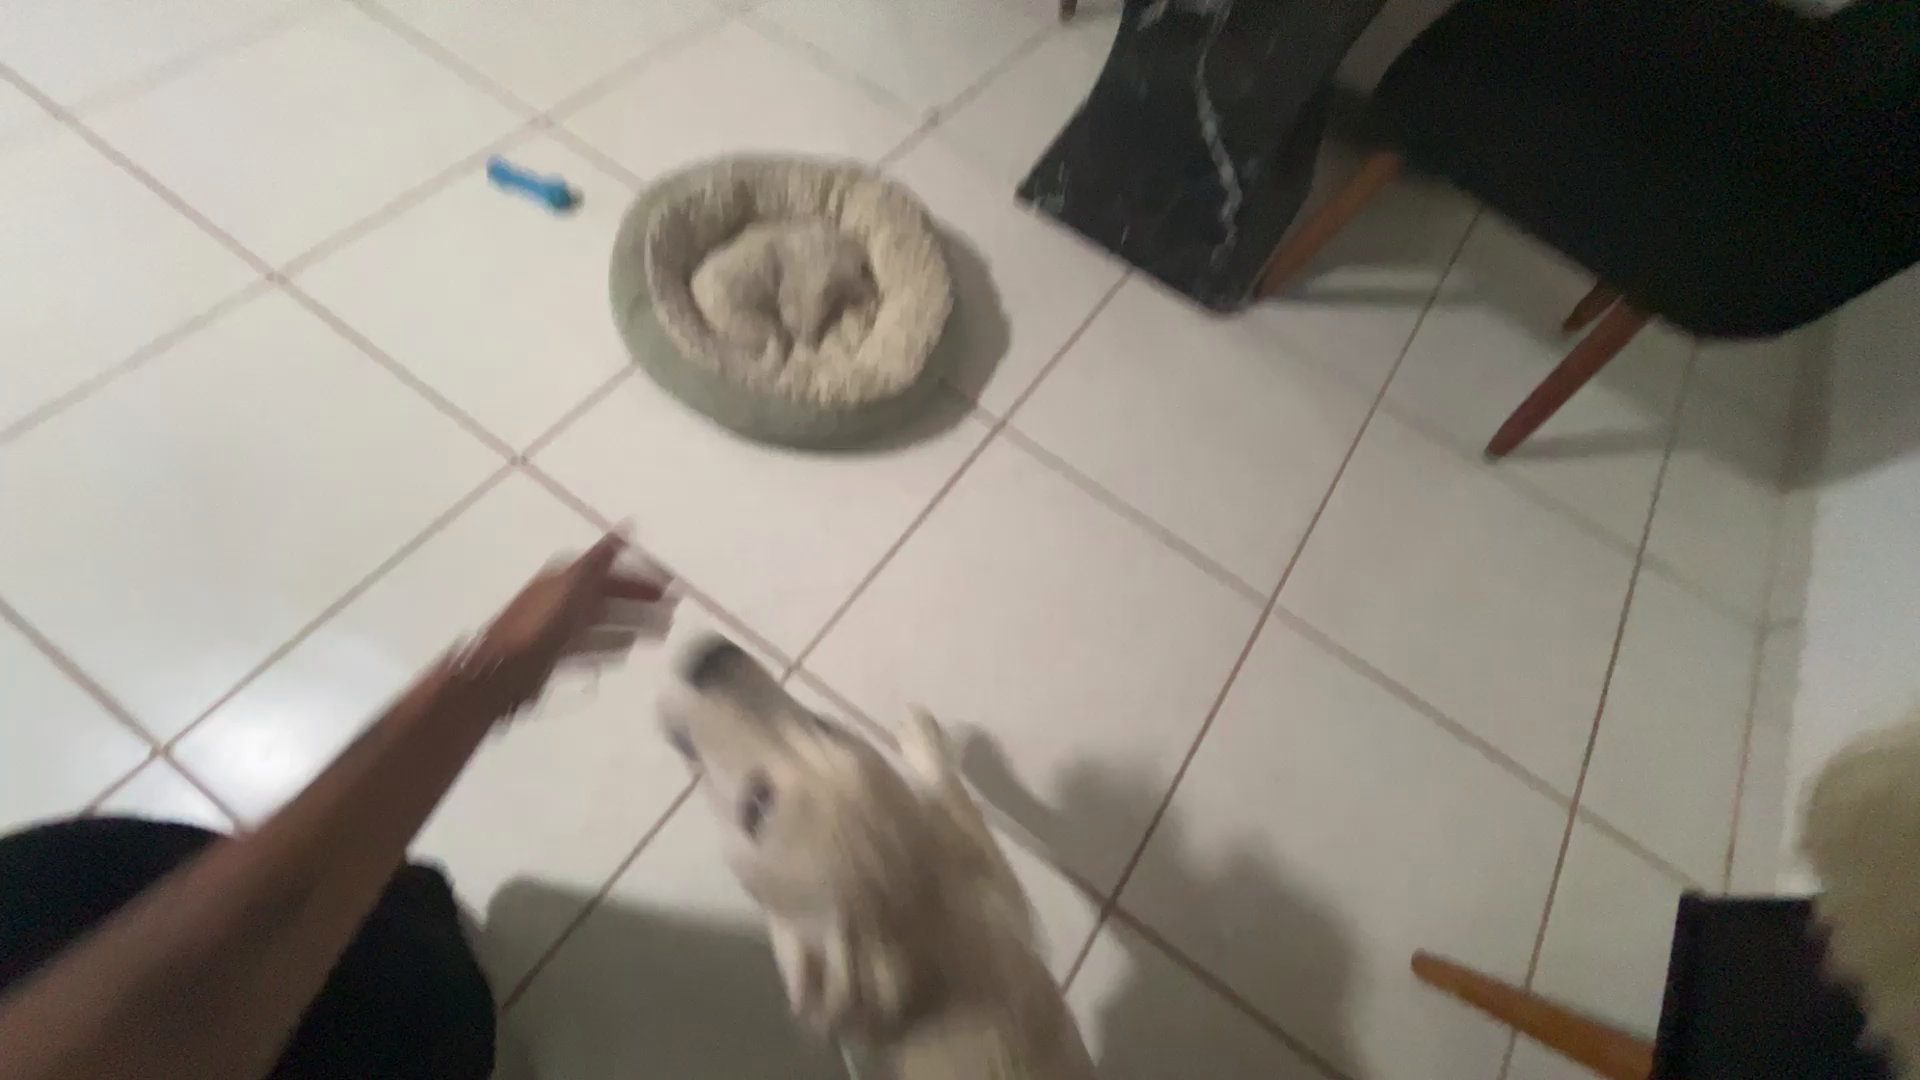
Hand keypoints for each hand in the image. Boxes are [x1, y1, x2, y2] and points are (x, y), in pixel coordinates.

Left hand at [465, 532, 672, 710]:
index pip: (612, 570)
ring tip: (662, 633)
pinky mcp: (557, 653)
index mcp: (567, 577)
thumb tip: (629, 524)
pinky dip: (611, 645)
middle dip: (642, 602)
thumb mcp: (574, 583)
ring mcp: (560, 627)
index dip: (641, 576)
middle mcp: (563, 597)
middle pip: (611, 595)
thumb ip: (603, 556)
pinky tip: (629, 650)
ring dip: (634, 624)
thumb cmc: (541, 623)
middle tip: (673, 611)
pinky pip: (592, 645)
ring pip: (605, 621)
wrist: (502, 669)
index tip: (670, 586)